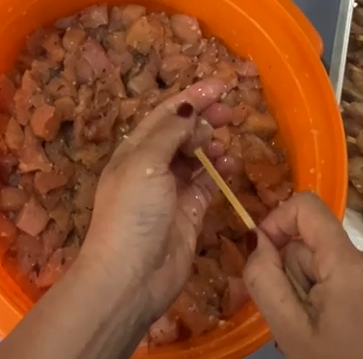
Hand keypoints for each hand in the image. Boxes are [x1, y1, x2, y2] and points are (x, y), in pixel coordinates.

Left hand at [69, 79, 229, 326]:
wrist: (130, 277)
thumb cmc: (132, 212)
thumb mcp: (146, 162)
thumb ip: (171, 133)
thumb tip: (189, 108)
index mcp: (135, 148)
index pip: (167, 114)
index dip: (192, 97)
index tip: (221, 84)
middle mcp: (152, 165)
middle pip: (182, 132)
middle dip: (205, 118)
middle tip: (231, 110)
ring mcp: (171, 190)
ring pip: (196, 157)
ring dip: (212, 144)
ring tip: (227, 139)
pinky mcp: (189, 214)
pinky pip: (207, 184)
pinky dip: (219, 172)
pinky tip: (232, 163)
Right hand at [243, 192, 362, 358]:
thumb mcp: (290, 332)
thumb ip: (265, 278)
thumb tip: (258, 240)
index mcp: (351, 265)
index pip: (308, 206)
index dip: (278, 220)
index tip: (264, 254)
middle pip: (318, 243)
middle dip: (299, 273)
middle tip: (299, 319)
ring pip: (333, 263)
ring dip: (316, 288)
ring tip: (321, 333)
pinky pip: (354, 280)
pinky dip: (338, 298)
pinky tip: (341, 334)